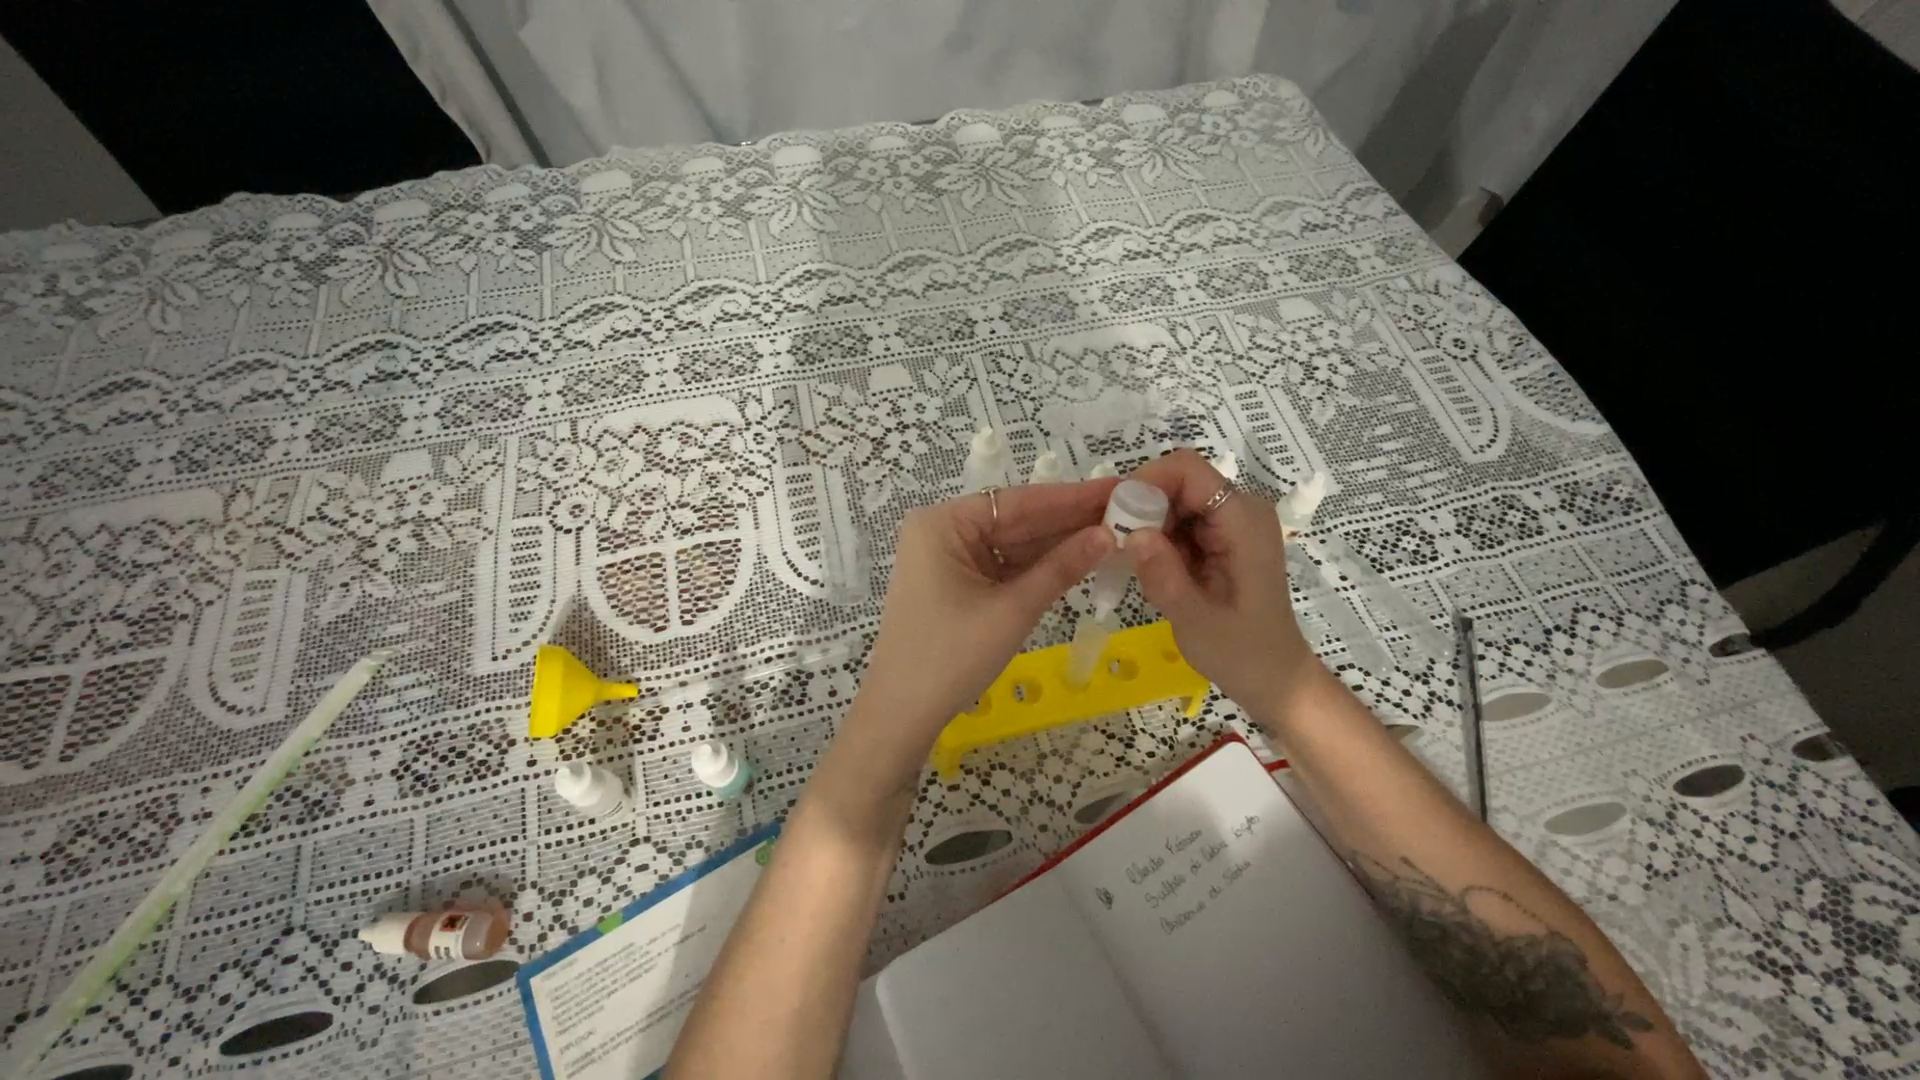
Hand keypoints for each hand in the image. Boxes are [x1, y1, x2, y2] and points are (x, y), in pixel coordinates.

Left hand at [839, 479, 1120, 784]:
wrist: (903, 713)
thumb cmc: (952, 656)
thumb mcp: (1013, 609)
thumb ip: (1061, 568)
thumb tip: (1109, 534)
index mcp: (943, 523)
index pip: (1018, 502)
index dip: (1072, 497)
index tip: (1119, 486)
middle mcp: (942, 530)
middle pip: (1016, 520)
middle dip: (1069, 520)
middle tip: (1128, 510)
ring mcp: (947, 558)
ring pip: (1012, 544)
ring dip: (1058, 544)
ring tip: (1115, 532)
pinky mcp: (955, 583)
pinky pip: (1003, 566)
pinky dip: (1037, 567)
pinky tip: (1079, 558)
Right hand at [1125, 450, 1316, 717]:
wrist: (1272, 678)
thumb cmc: (1240, 653)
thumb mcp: (1196, 620)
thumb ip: (1164, 576)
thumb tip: (1132, 534)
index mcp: (1243, 521)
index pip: (1188, 470)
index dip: (1147, 482)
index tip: (1116, 518)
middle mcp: (1240, 511)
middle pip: (1177, 482)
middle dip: (1142, 509)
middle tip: (1121, 553)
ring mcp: (1232, 523)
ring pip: (1173, 501)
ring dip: (1149, 529)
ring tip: (1143, 572)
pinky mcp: (1222, 538)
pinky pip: (1180, 522)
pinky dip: (1159, 542)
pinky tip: (1158, 575)